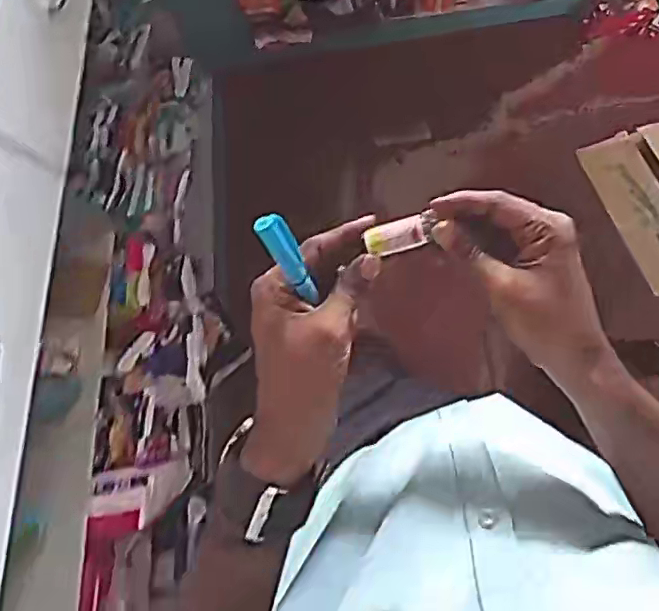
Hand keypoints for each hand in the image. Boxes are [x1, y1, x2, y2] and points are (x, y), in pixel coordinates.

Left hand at [243, 215, 379, 485]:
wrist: (293, 434)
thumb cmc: (303, 378)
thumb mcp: (330, 328)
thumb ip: (350, 289)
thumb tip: (370, 258)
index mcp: (274, 287)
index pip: (311, 248)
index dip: (342, 234)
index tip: (371, 224)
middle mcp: (282, 294)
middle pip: (321, 262)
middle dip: (351, 252)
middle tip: (384, 240)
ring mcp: (296, 313)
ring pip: (330, 282)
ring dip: (354, 274)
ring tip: (384, 260)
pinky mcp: (311, 331)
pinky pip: (334, 303)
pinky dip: (353, 296)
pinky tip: (374, 290)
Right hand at [428, 190, 614, 390]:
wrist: (578, 360)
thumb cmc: (547, 325)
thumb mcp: (503, 288)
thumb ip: (471, 255)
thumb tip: (441, 229)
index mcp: (548, 227)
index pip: (499, 203)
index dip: (462, 202)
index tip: (433, 206)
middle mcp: (549, 226)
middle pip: (499, 210)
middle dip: (464, 213)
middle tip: (430, 218)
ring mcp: (545, 240)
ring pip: (500, 224)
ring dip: (470, 227)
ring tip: (438, 229)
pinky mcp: (538, 256)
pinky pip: (505, 240)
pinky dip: (481, 242)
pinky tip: (458, 244)